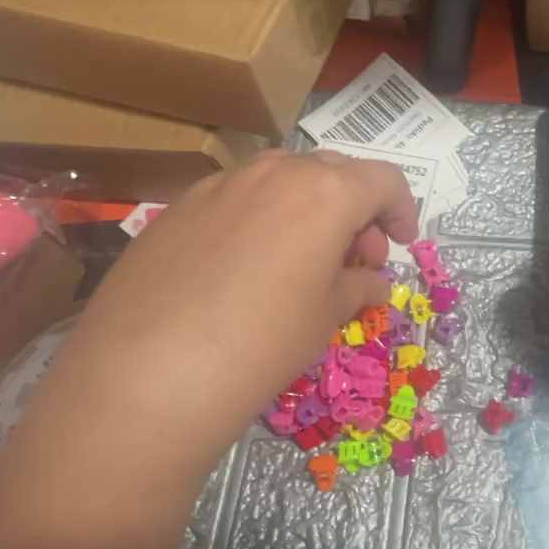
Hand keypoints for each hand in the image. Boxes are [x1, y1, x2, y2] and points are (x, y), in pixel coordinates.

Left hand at [48, 150, 417, 453]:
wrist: (146, 376)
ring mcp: (221, 184)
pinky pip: (236, 198)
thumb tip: (370, 280)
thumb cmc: (263, 342)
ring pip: (282, 178)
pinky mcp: (178, 207)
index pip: (384, 181)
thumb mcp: (328, 316)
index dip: (402, 210)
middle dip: (355, 208)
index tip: (400, 245)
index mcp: (327, 191)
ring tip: (300, 260)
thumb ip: (359, 285)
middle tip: (354, 258)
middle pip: (334, 172)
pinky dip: (259, 219)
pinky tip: (243, 269)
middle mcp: (277, 172)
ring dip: (306, 208)